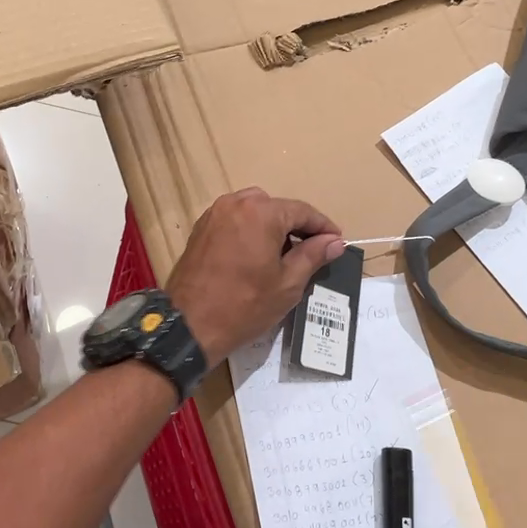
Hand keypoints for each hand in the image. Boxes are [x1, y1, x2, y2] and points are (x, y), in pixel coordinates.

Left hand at [165, 187, 343, 365]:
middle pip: (277, 207)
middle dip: (296, 226)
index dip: (323, 226)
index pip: (302, 211)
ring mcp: (215, 213)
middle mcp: (237, 203)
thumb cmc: (244, 305)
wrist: (189, 324)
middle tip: (312, 250)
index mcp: (261, 212)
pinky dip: (250, 230)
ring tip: (284, 255)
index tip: (337, 241)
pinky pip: (235, 219)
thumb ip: (313, 256)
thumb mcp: (287, 284)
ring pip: (255, 210)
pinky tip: (256, 255)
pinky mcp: (202, 227)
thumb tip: (335, 241)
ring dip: (272, 226)